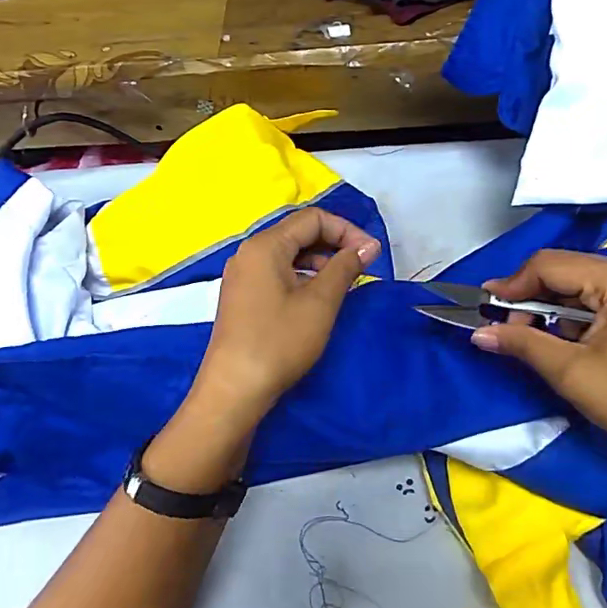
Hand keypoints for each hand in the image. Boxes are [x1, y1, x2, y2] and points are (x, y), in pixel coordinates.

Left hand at [146, 208, 379, 492]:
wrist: (234, 389)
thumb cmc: (279, 341)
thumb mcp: (320, 302)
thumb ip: (345, 267)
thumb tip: (367, 245)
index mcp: (264, 245)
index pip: (312, 218)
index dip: (347, 230)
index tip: (371, 254)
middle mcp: (248, 252)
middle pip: (298, 232)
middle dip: (334, 243)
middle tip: (362, 267)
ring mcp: (242, 275)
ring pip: (288, 253)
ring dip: (320, 261)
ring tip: (345, 284)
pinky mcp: (242, 296)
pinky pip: (276, 272)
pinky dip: (302, 276)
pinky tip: (318, 297)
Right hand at [470, 250, 606, 470]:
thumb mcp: (574, 374)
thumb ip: (523, 344)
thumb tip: (479, 333)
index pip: (551, 264)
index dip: (512, 285)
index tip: (485, 310)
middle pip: (571, 272)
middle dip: (536, 300)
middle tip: (512, 333)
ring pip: (591, 287)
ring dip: (561, 311)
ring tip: (548, 345)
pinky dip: (588, 317)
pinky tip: (583, 346)